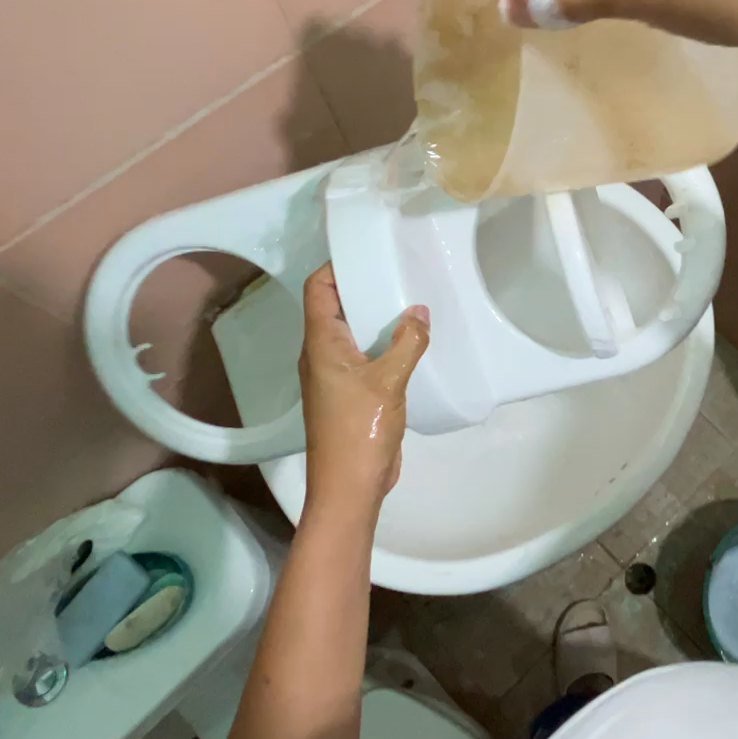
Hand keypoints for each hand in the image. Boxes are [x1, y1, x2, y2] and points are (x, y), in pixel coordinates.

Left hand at [298, 264, 429, 515]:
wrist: (350, 485)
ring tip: (412, 302)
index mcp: (321, 344)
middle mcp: (323, 355)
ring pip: (354, 334)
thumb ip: (407, 343)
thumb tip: (419, 313)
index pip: (319, 290)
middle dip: (364, 288)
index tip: (369, 252)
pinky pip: (366, 357)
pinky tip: (412, 344)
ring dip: (378, 319)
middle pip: (336, 308)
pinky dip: (385, 345)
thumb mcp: (389, 381)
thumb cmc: (360, 429)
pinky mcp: (352, 394)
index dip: (337, 267)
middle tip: (400, 272)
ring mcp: (336, 376)